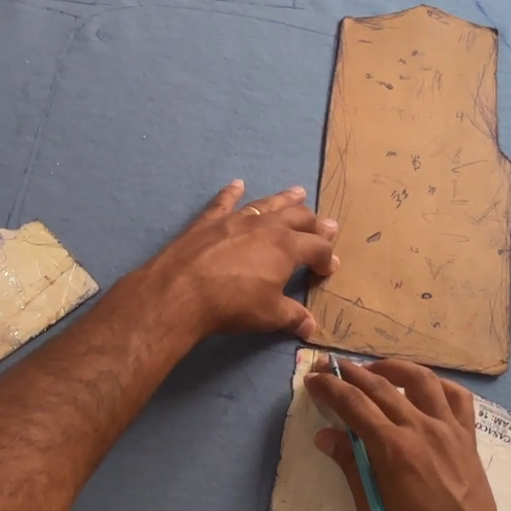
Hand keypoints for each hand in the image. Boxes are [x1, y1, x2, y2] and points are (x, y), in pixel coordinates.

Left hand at [135, 181, 339, 341]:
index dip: (326, 258)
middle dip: (315, 223)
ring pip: (267, 204)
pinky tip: (237, 184)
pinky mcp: (209, 222)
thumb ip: (293, 317)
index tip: (329, 268)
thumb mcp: (269, 315)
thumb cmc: (233, 304)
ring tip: (299, 192)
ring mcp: (236, 220)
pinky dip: (232, 193)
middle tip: (327, 225)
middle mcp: (266, 226)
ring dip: (285, 199)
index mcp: (287, 247)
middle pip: (298, 218)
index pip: (316, 248)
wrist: (181, 292)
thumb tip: (310, 326)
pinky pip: (224, 202)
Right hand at [304, 356, 510, 510]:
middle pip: (380, 386)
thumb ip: (351, 466)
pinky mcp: (467, 435)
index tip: (313, 378)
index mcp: (393, 449)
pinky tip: (422, 387)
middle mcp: (421, 428)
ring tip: (373, 369)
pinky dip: (436, 384)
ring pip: (420, 380)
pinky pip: (456, 396)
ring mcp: (448, 428)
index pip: (353, 404)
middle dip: (351, 372)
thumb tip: (326, 436)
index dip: (330, 388)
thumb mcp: (374, 510)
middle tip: (330, 366)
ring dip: (392, 368)